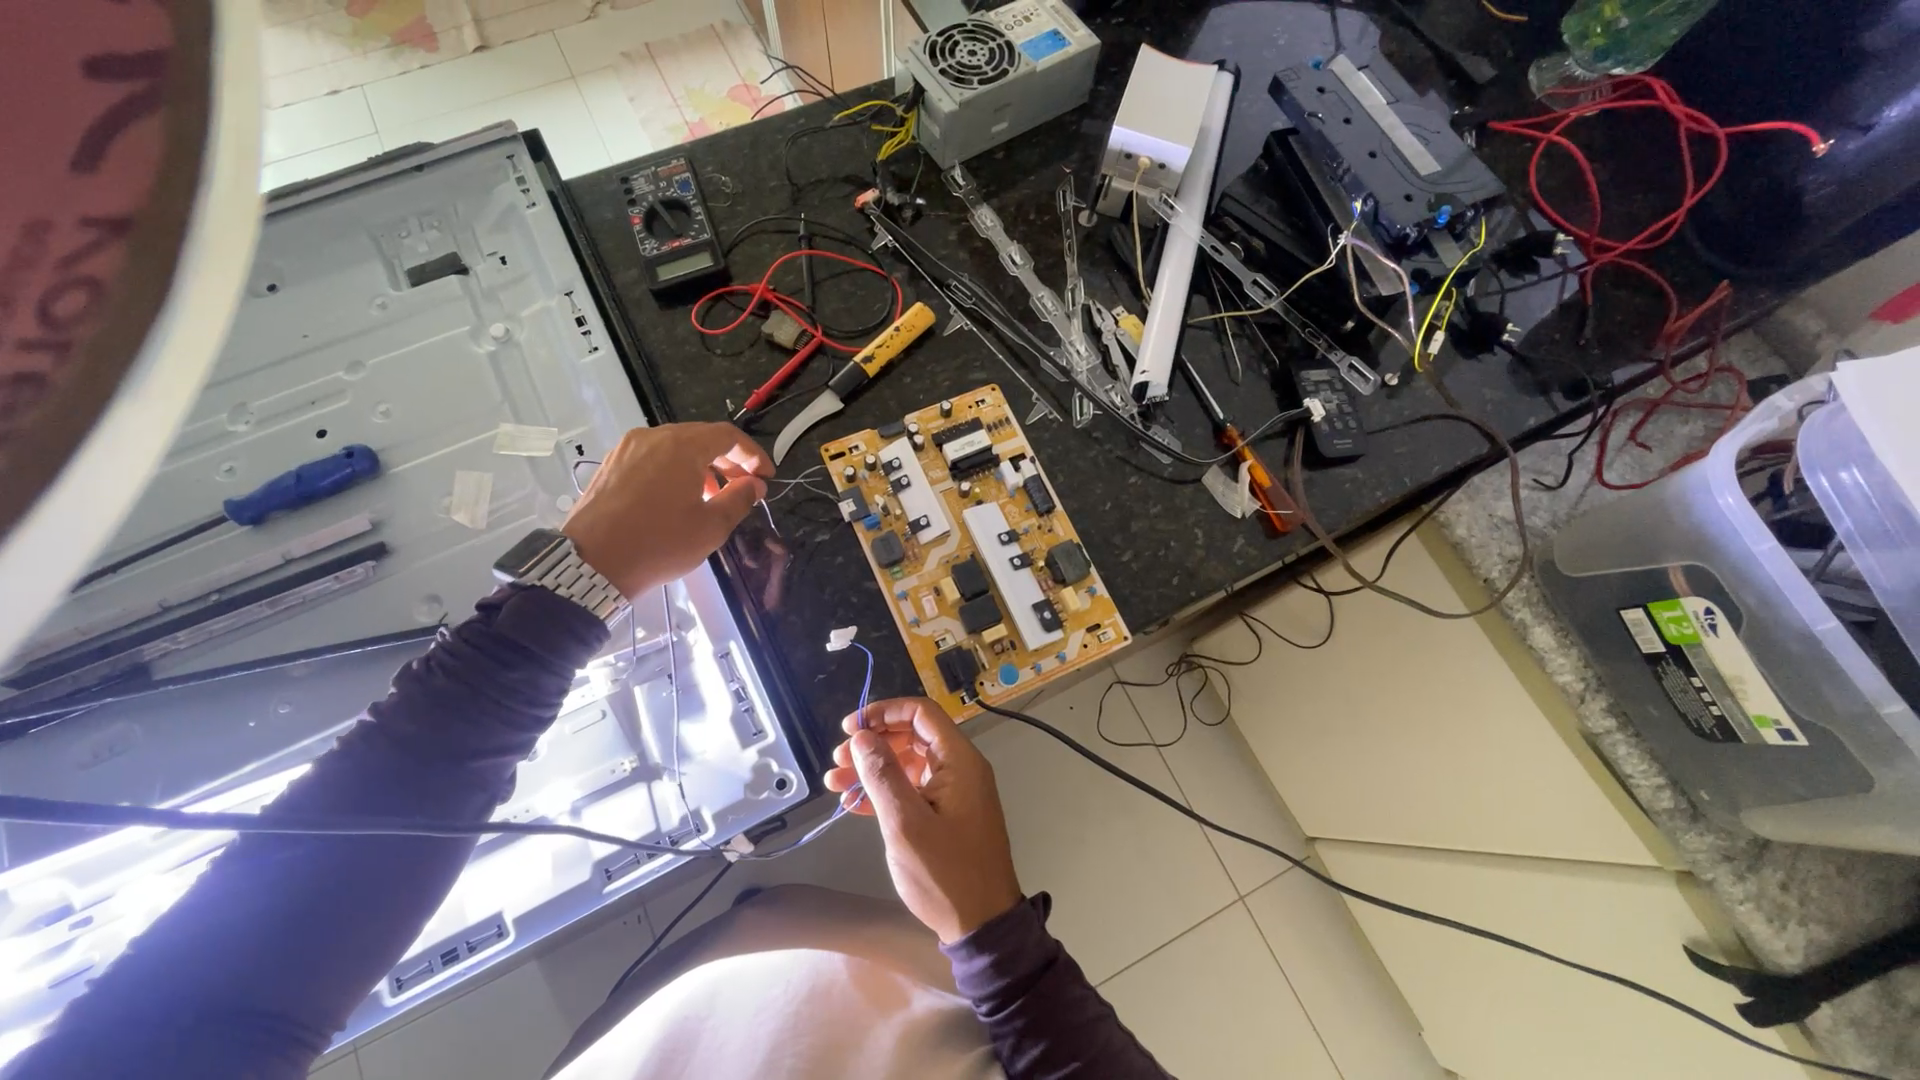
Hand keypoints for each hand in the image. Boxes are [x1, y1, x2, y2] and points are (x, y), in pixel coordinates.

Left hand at [562, 423, 771, 597]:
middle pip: (701, 437)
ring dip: (701, 466)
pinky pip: (653, 457)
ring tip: (712, 497)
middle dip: (728, 460)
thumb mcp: (710, 527)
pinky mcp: (612, 464)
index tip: (765, 476)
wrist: (591, 564)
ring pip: (676, 446)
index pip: (728, 435)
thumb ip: (739, 499)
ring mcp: (628, 448)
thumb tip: (754, 484)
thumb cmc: (658, 543)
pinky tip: (678, 498)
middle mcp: (654, 437)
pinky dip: (674, 469)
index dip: (752, 454)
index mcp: (682, 446)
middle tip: (744, 487)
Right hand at [823, 698, 1023, 943]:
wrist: (982, 924)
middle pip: (912, 736)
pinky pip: (912, 789)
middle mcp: (959, 769)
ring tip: (835, 783)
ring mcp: (953, 793)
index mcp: (959, 761)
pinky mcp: (946, 815)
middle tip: (838, 760)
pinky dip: (884, 792)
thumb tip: (863, 737)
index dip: (884, 712)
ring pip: (908, 764)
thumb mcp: (906, 823)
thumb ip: (882, 775)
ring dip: (872, 769)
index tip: (851, 728)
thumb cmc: (945, 872)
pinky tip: (853, 804)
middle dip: (873, 743)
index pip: (921, 713)